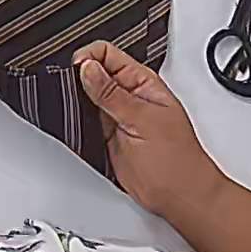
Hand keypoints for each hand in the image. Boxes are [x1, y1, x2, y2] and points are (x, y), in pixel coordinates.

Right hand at [75, 40, 228, 224]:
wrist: (180, 198)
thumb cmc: (178, 160)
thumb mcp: (142, 119)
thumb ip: (112, 94)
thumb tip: (87, 68)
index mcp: (141, 82)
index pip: (107, 53)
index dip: (87, 57)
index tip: (76, 71)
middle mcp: (127, 95)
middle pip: (92, 71)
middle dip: (77, 77)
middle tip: (70, 90)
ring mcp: (116, 115)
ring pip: (85, 95)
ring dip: (75, 99)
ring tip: (73, 107)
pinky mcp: (105, 134)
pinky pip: (84, 119)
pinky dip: (75, 119)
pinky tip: (74, 122)